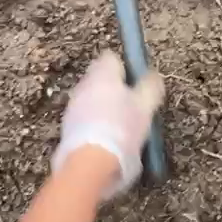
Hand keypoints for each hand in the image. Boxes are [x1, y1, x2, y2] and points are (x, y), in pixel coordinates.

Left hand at [52, 51, 164, 198]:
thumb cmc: (121, 130)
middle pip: (100, 81)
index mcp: (102, 74)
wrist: (91, 164)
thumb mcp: (146, 107)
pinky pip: (85, 122)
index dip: (125, 68)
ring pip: (92, 102)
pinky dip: (96, 128)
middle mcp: (83, 86)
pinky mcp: (67, 130)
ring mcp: (73, 108)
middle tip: (132, 110)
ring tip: (122, 131)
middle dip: (114, 92)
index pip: (111, 58)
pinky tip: (108, 144)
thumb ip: (150, 87)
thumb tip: (153, 77)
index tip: (136, 84)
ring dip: (104, 111)